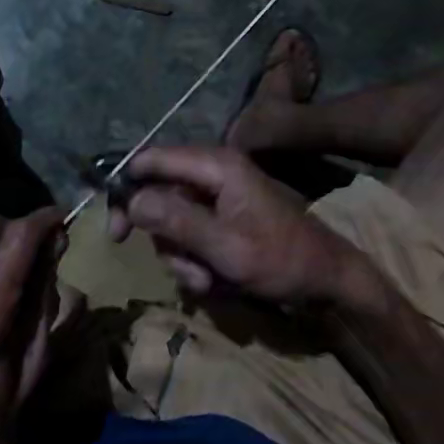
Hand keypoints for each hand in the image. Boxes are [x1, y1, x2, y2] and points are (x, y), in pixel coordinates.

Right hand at [107, 145, 374, 307]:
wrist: (329, 283)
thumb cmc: (282, 260)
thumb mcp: (226, 246)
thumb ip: (177, 220)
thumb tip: (131, 199)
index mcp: (216, 165)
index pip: (153, 160)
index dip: (126, 186)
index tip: (114, 226)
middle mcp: (213, 173)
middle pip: (158, 193)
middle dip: (161, 234)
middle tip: (153, 261)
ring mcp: (217, 197)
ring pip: (171, 221)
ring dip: (180, 255)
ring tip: (207, 280)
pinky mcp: (221, 219)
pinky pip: (189, 235)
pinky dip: (194, 261)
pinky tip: (215, 281)